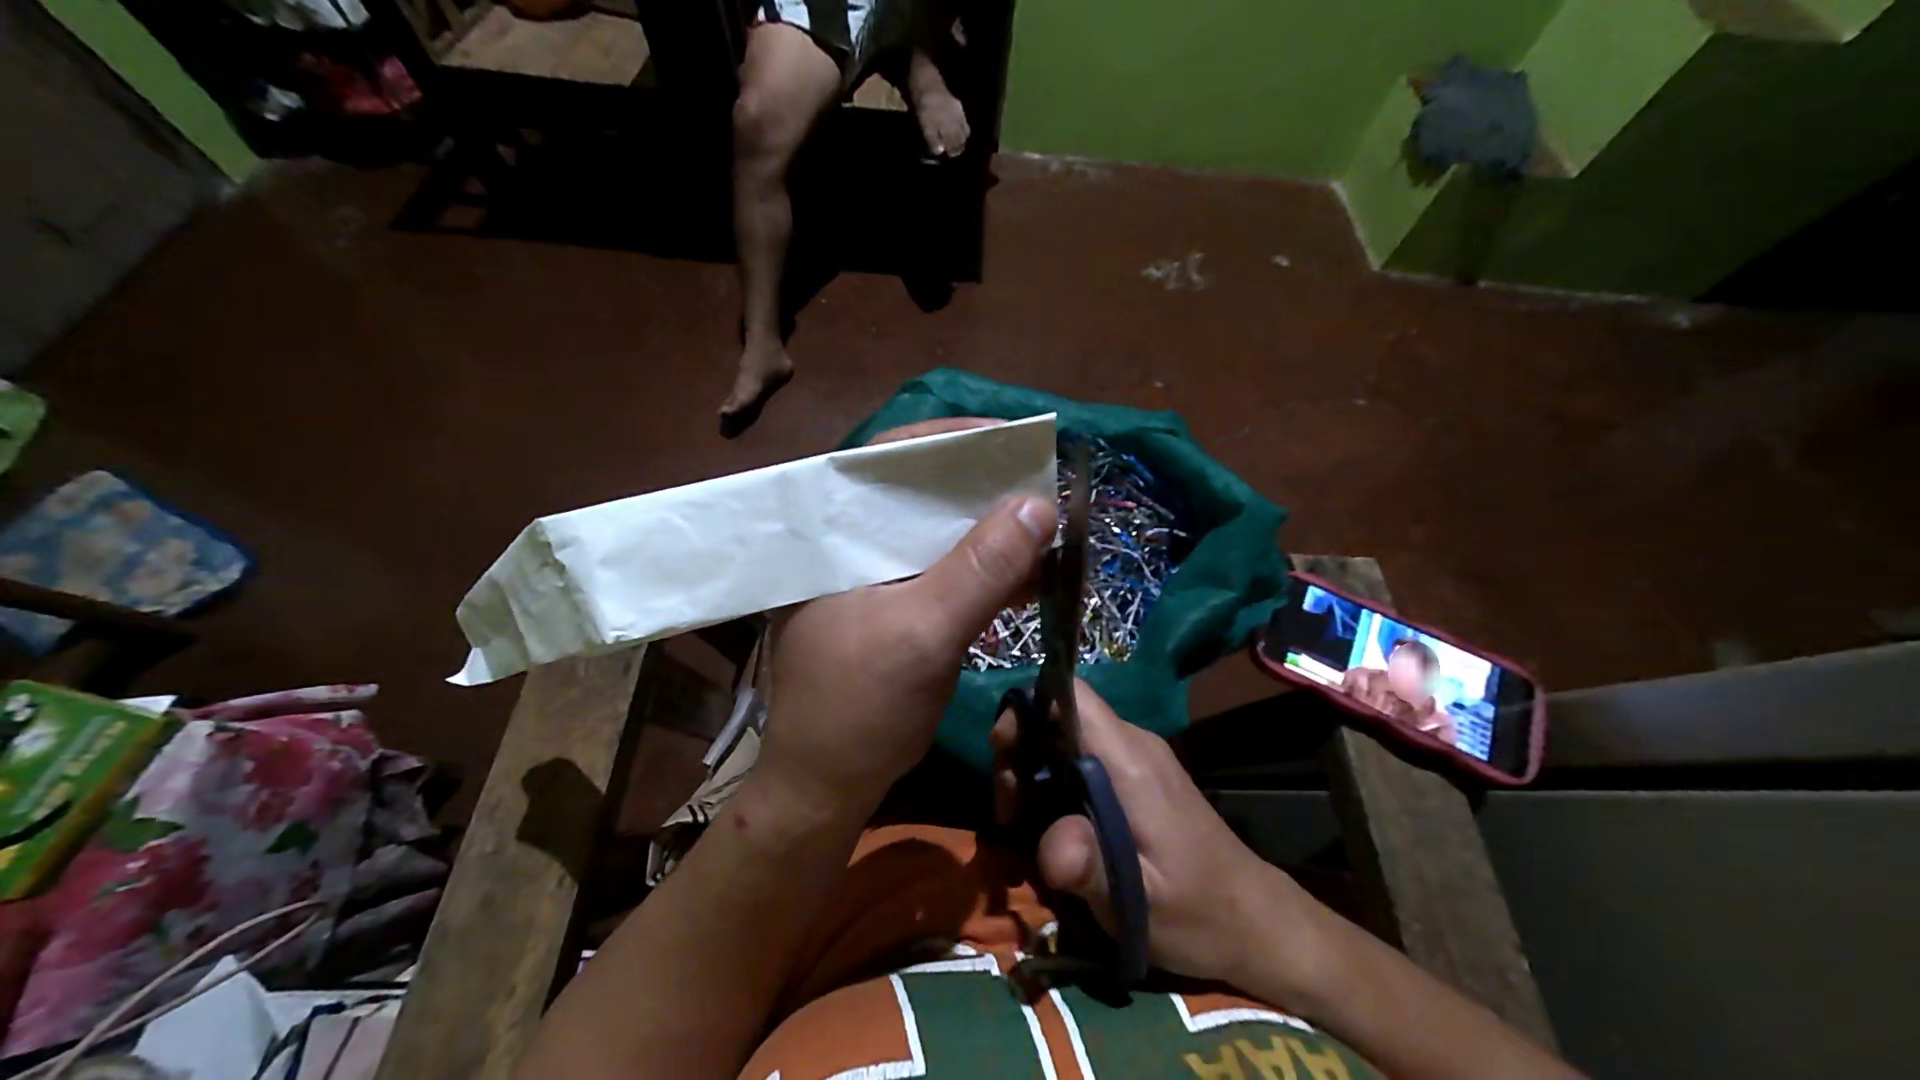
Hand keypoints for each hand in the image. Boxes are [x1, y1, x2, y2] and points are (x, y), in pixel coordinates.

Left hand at [753, 419, 1056, 823]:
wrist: (828, 783)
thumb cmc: (859, 706)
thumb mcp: (923, 633)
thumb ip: (980, 569)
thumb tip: (1041, 503)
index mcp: (837, 530)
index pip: (892, 456)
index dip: (955, 439)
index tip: (1018, 439)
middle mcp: (855, 543)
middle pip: (925, 492)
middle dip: (987, 486)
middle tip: (1045, 482)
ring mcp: (879, 577)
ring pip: (943, 534)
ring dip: (995, 531)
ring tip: (1052, 526)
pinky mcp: (900, 609)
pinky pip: (951, 574)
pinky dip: (991, 572)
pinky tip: (1034, 573)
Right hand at [991, 681, 1333, 990]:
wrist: (1255, 922)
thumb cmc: (1198, 912)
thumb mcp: (1140, 902)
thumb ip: (1093, 868)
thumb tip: (1049, 844)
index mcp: (1130, 761)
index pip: (1072, 694)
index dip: (1028, 706)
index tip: (1003, 753)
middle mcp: (1132, 745)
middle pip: (1059, 714)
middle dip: (1020, 748)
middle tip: (1007, 807)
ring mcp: (1136, 760)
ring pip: (1067, 736)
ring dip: (1034, 769)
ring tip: (1021, 821)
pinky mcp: (1136, 778)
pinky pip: (1082, 758)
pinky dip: (1054, 781)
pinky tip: (1051, 825)